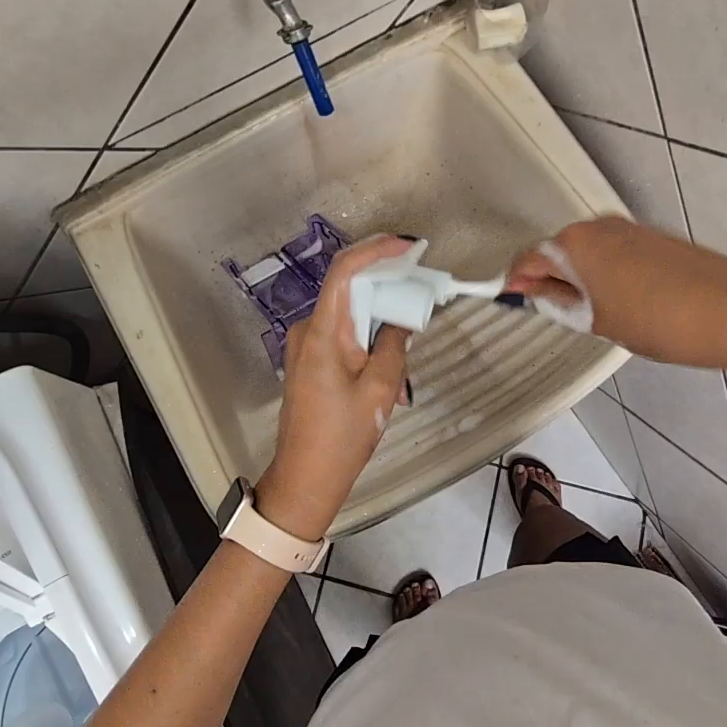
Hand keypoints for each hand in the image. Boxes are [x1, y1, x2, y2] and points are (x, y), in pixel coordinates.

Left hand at [255, 236, 411, 539]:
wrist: (305, 480)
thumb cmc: (342, 438)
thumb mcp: (380, 390)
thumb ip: (395, 345)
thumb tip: (403, 318)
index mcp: (321, 332)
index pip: (344, 271)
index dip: (376, 250)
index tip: (408, 247)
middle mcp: (307, 329)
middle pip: (349, 290)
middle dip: (387, 289)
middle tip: (421, 295)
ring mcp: (305, 345)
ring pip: (349, 315)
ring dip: (380, 321)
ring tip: (405, 352)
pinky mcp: (309, 360)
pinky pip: (342, 334)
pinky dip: (367, 338)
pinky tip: (388, 365)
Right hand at [503, 216, 726, 366]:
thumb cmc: (658, 323)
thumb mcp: (597, 321)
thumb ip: (558, 302)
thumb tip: (537, 292)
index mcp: (575, 244)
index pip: (528, 259)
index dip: (516, 282)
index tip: (511, 301)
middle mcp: (598, 226)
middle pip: (558, 250)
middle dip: (550, 277)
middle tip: (555, 312)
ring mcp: (630, 228)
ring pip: (588, 251)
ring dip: (580, 276)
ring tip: (593, 312)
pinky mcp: (655, 237)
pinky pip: (615, 252)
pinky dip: (607, 272)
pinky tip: (624, 302)